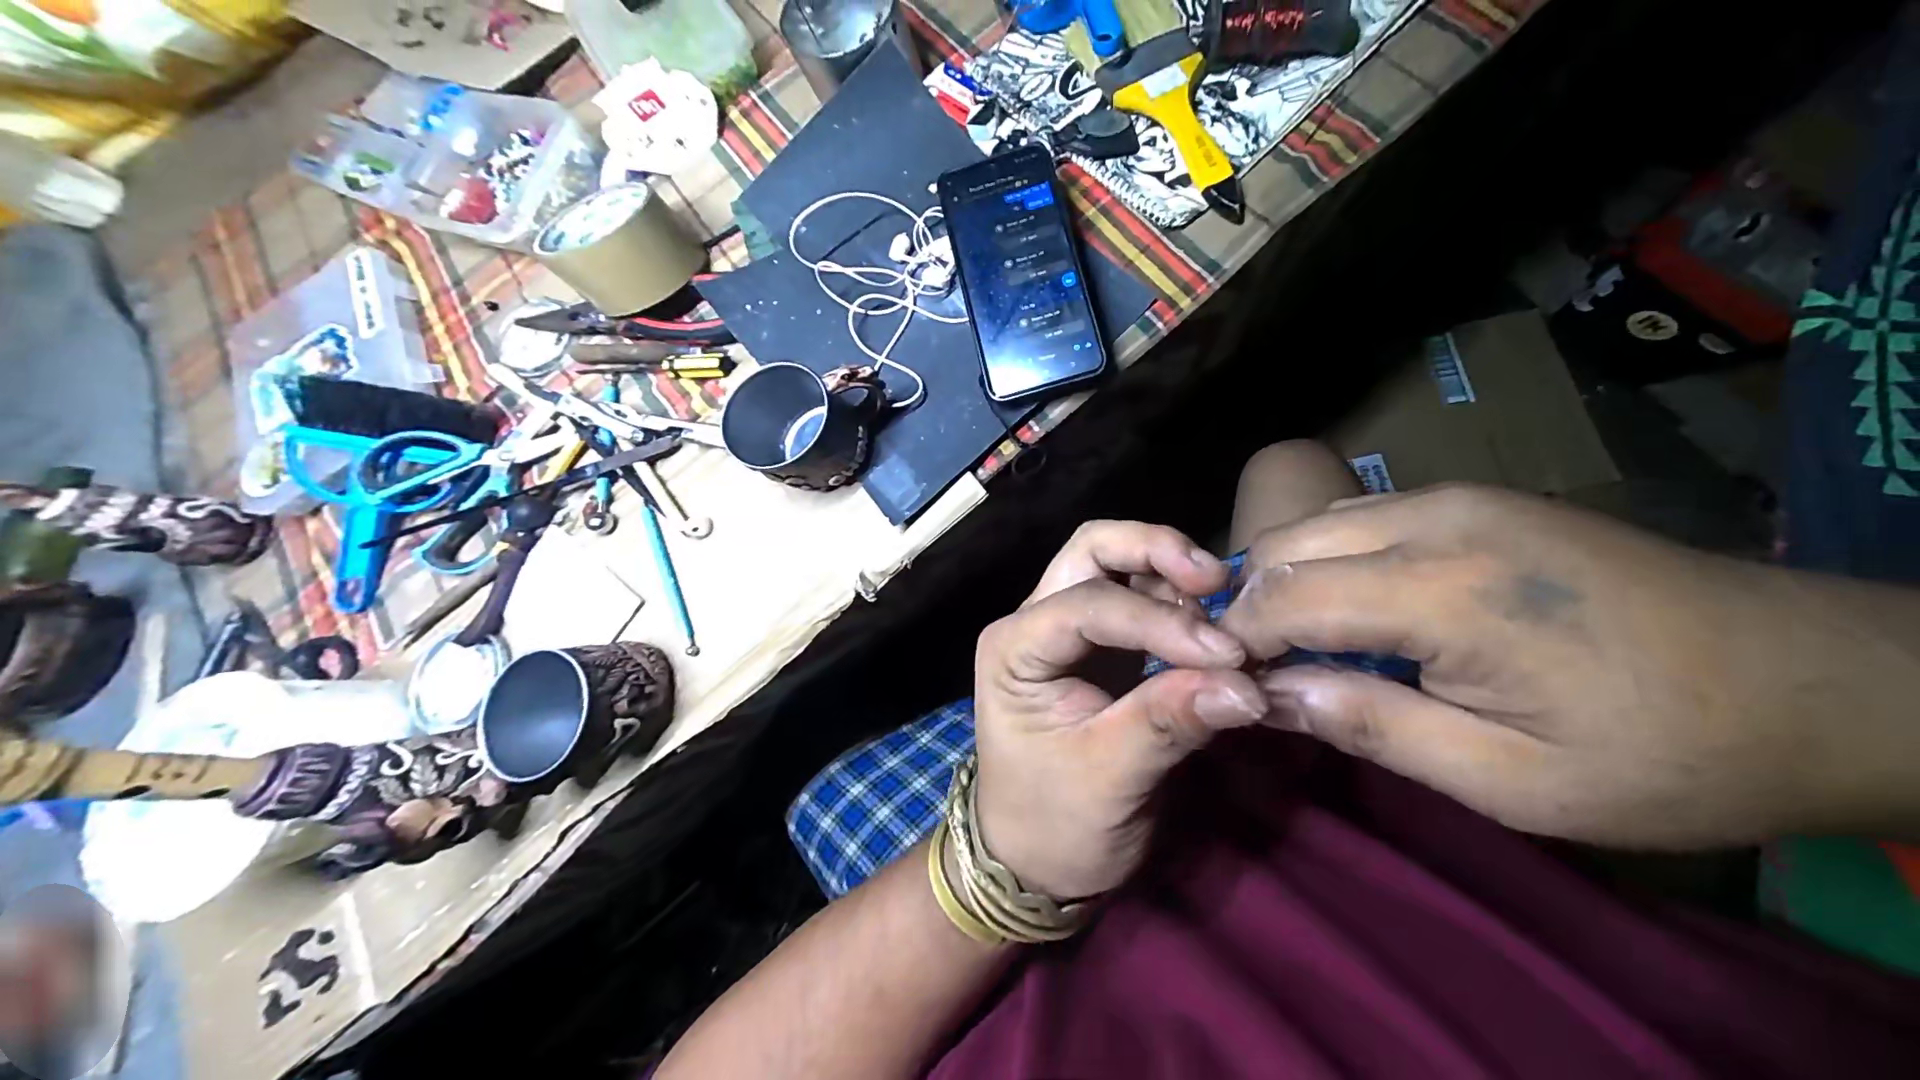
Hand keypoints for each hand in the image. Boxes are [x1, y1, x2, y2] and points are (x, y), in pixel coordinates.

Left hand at [971, 521, 1268, 898]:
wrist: (1036, 857)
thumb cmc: (1054, 822)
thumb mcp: (1108, 780)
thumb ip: (1168, 724)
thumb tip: (1247, 685)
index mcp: (1014, 648)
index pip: (1089, 604)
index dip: (1160, 621)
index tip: (1229, 657)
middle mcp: (1035, 622)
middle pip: (1094, 549)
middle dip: (1154, 550)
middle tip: (1216, 581)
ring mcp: (1069, 630)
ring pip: (1118, 564)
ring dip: (1172, 575)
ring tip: (1220, 620)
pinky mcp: (1103, 648)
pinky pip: (1142, 601)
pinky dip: (1179, 604)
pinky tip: (1212, 634)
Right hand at [1218, 484, 1919, 848]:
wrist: (1821, 682)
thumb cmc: (1666, 752)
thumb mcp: (1512, 781)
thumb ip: (1373, 728)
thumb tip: (1267, 696)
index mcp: (1445, 592)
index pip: (1283, 599)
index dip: (1235, 642)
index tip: (1219, 687)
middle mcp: (1434, 521)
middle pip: (1283, 548)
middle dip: (1247, 607)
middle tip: (1250, 670)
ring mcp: (1454, 500)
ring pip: (1312, 526)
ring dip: (1282, 581)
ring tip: (1289, 644)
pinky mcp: (1471, 500)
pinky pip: (1355, 520)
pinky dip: (1323, 561)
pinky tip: (1344, 609)